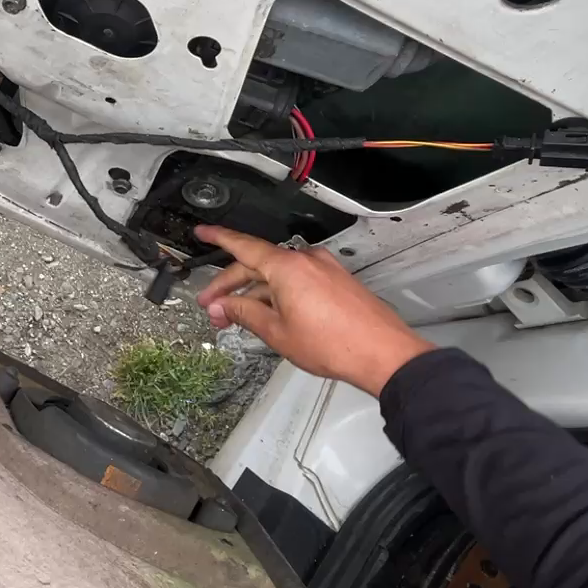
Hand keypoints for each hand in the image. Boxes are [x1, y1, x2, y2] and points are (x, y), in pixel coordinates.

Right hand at [193, 225, 434, 394]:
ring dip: (253, 293)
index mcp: (286, 267)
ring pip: (276, 274)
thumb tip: (222, 306)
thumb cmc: (336, 344)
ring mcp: (323, 269)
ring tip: (238, 317)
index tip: (203, 232)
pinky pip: (296, 280)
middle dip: (230, 286)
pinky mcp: (335, 281)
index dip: (218, 238)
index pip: (242, 246)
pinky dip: (277, 293)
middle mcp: (305, 260)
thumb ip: (243, 313)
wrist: (384, 355)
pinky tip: (269, 312)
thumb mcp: (276, 332)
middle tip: (212, 306)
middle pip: (256, 265)